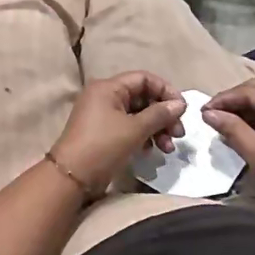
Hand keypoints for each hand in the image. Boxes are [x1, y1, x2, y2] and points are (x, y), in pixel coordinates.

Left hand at [49, 71, 186, 194]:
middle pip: (142, 97)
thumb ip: (159, 114)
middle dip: (163, 114)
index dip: (166, 91)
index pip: (144, 79)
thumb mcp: (135, 129)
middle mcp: (104, 96)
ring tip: (168, 148)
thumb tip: (180, 104)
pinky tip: (152, 150)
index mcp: (108, 88)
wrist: (72, 175)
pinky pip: (129, 127)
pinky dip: (143, 136)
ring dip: (156, 128)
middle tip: (178, 134)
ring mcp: (103, 115)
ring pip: (138, 114)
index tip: (182, 110)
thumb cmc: (103, 146)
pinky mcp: (104, 132)